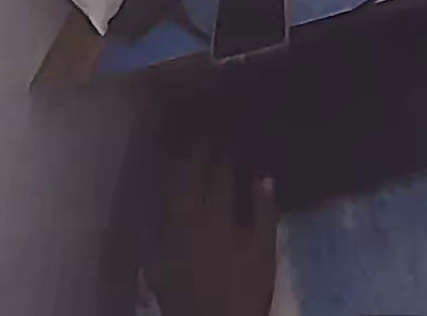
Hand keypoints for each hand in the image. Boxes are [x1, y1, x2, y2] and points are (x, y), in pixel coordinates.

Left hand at [153, 152, 277, 315]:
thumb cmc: (245, 290)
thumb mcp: (264, 252)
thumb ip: (265, 212)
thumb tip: (264, 176)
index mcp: (217, 215)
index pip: (219, 172)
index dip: (224, 152)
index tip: (228, 136)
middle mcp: (190, 218)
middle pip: (189, 176)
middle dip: (196, 154)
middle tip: (204, 138)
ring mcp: (172, 235)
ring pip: (173, 192)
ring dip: (180, 171)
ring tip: (186, 156)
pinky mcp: (161, 252)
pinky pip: (163, 215)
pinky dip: (169, 198)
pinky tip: (173, 194)